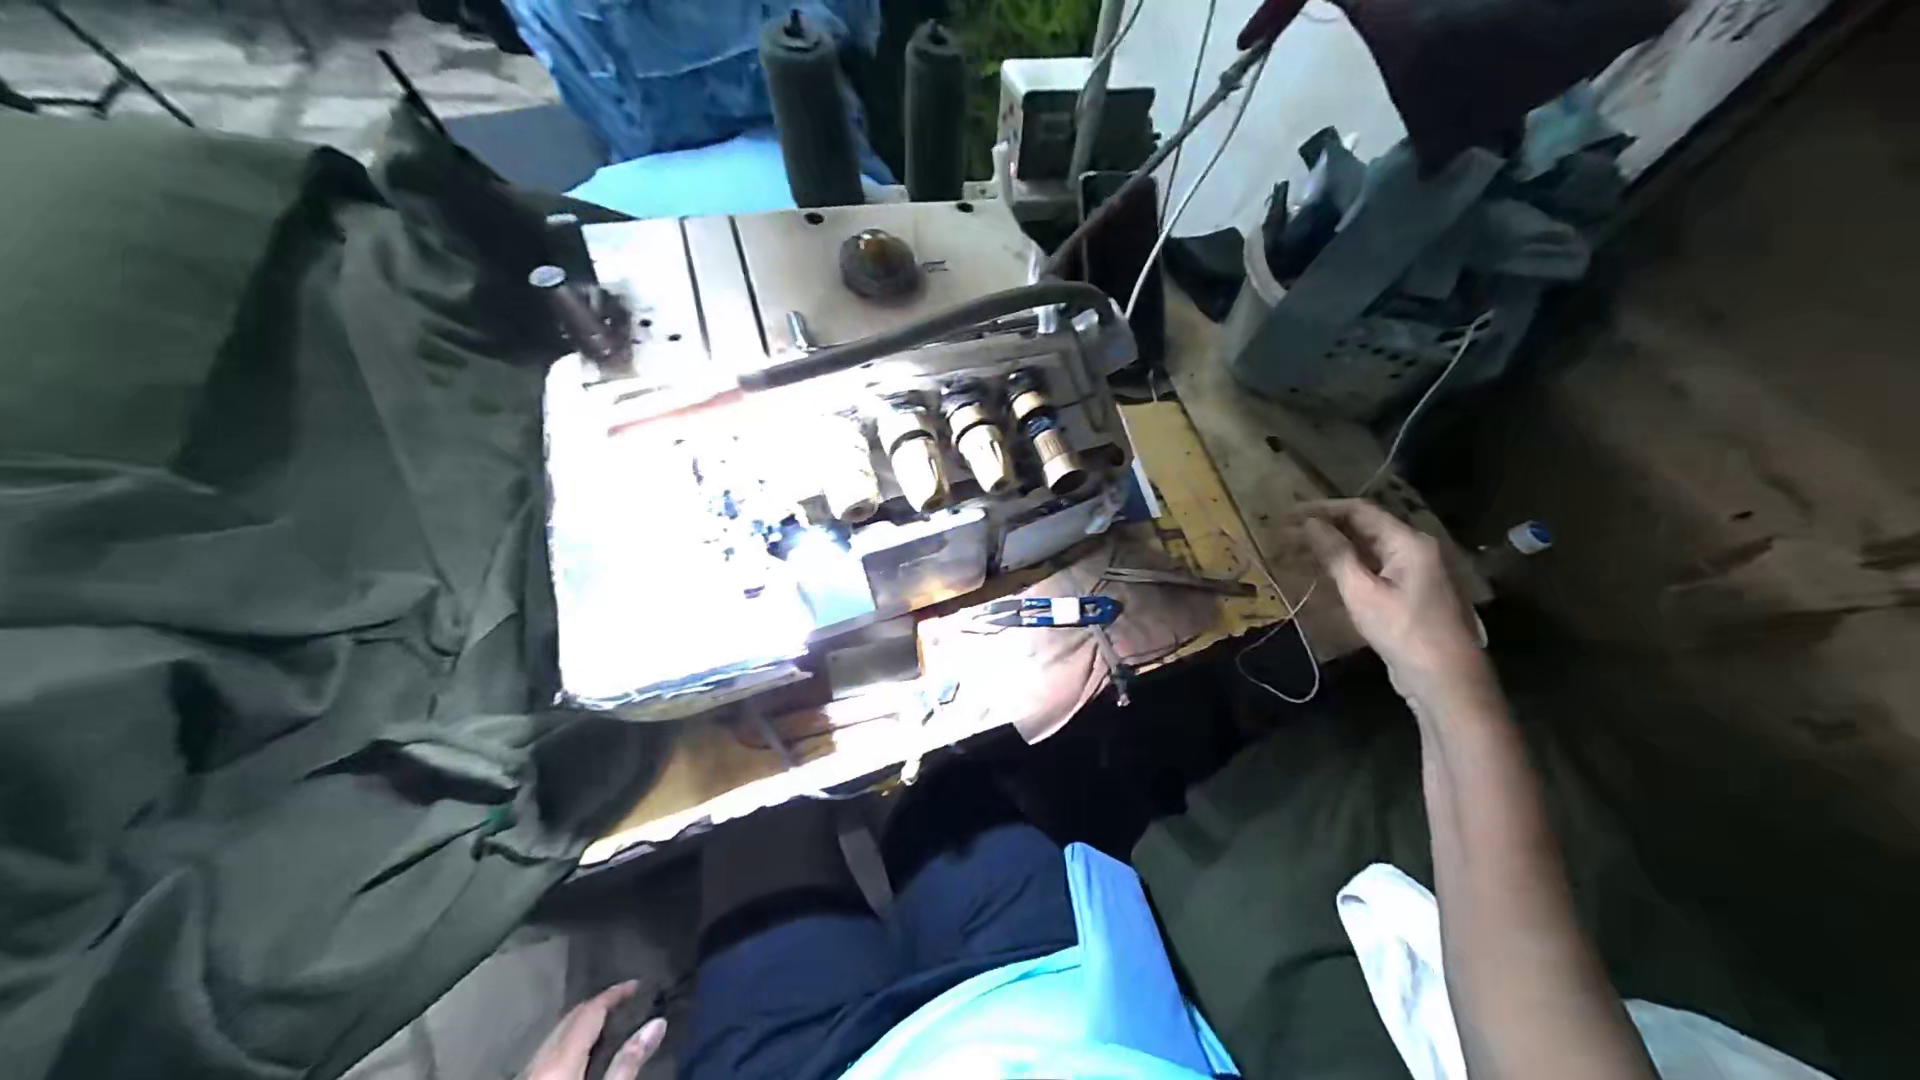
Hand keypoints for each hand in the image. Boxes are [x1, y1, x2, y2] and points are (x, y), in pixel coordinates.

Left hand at [520, 981, 665, 1079]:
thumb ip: (628, 1063)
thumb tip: (657, 1023)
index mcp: (559, 1063)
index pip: (589, 1012)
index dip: (615, 994)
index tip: (639, 985)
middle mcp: (537, 1065)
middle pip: (568, 1019)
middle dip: (598, 1005)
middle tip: (628, 1001)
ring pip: (554, 1037)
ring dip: (581, 1024)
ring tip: (610, 1025)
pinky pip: (546, 1055)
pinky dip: (567, 1044)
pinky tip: (582, 1056)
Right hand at [1302, 500, 1490, 709]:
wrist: (1444, 678)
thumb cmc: (1403, 631)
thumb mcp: (1362, 591)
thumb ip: (1336, 554)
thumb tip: (1310, 524)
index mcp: (1409, 542)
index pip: (1360, 511)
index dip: (1322, 509)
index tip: (1288, 514)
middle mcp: (1415, 549)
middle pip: (1364, 527)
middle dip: (1324, 528)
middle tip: (1286, 534)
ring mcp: (1414, 571)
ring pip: (1366, 548)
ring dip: (1331, 547)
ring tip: (1295, 552)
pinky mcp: (1409, 591)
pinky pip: (1373, 567)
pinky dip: (1346, 565)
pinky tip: (1322, 572)